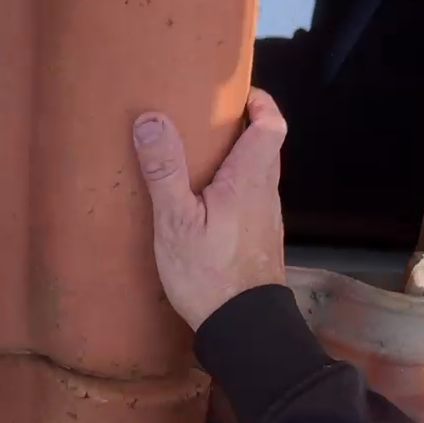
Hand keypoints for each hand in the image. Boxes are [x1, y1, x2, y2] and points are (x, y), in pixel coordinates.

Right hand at [132, 88, 287, 329]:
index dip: (260, 102)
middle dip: (238, 128)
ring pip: (256, 175)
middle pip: (264, 147)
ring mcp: (265, 219)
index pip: (272, 125)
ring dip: (233, 160)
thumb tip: (152, 119)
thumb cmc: (210, 274)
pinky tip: (201, 203)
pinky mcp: (257, 240)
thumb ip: (165, 170)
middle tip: (202, 121)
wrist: (243, 328)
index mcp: (250, 179)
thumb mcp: (177, 221)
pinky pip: (248, 199)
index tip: (235, 94)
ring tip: (195, 158)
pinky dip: (230, 188)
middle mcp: (266, 194)